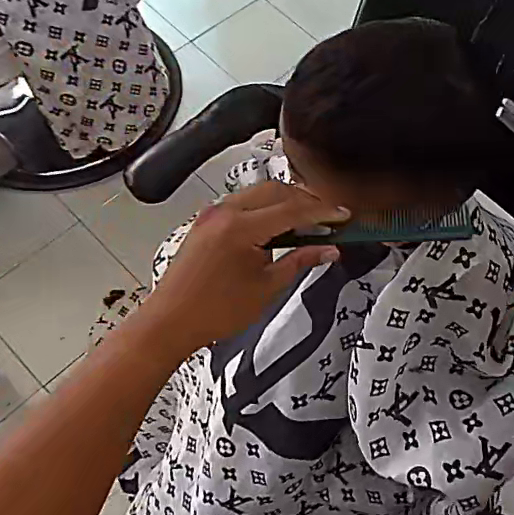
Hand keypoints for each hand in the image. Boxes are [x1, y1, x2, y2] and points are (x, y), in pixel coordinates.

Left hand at [128, 182, 344, 363]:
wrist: (170, 323)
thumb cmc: (214, 311)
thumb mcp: (268, 287)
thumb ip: (301, 261)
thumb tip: (329, 250)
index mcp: (240, 228)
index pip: (293, 209)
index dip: (323, 212)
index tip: (343, 215)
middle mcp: (224, 213)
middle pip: (277, 190)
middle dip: (307, 201)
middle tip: (329, 217)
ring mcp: (212, 215)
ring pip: (260, 193)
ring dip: (287, 202)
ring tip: (308, 222)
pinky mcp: (207, 222)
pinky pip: (243, 203)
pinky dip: (266, 208)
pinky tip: (280, 226)